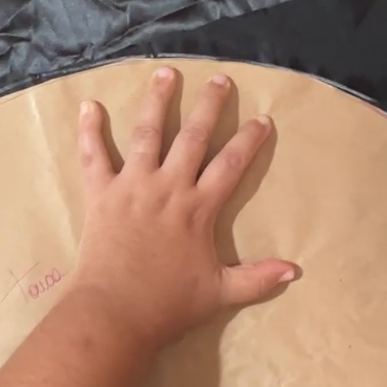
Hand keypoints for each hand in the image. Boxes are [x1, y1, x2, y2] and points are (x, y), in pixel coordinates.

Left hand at [66, 67, 298, 350]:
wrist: (114, 312)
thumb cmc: (167, 304)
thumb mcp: (220, 293)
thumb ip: (258, 279)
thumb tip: (296, 270)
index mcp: (198, 208)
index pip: (231, 165)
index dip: (249, 141)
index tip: (262, 119)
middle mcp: (168, 187)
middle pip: (193, 137)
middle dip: (209, 106)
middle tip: (220, 80)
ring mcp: (133, 186)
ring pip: (146, 134)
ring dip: (157, 102)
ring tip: (166, 73)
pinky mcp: (101, 193)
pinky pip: (93, 156)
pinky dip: (90, 131)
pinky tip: (90, 106)